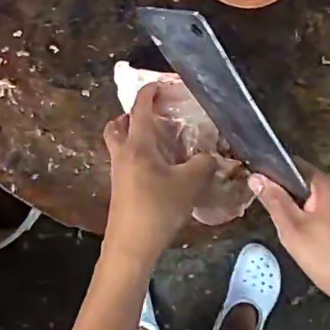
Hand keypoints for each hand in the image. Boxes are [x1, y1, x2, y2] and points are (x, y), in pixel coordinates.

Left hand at [102, 83, 218, 261]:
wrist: (131, 245)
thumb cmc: (158, 208)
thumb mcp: (189, 184)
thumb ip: (203, 164)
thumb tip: (211, 156)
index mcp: (137, 144)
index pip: (140, 108)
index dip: (149, 92)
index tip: (160, 85)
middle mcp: (122, 153)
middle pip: (118, 124)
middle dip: (132, 115)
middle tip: (154, 116)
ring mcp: (117, 171)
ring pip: (119, 143)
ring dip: (134, 135)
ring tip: (159, 140)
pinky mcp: (119, 188)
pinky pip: (125, 160)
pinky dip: (137, 154)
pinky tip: (159, 167)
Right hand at [250, 167, 329, 308]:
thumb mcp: (292, 231)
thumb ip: (274, 200)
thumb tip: (257, 177)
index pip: (295, 166)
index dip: (277, 179)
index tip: (270, 200)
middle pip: (312, 186)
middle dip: (299, 204)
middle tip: (293, 232)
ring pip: (328, 203)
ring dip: (316, 217)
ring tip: (313, 245)